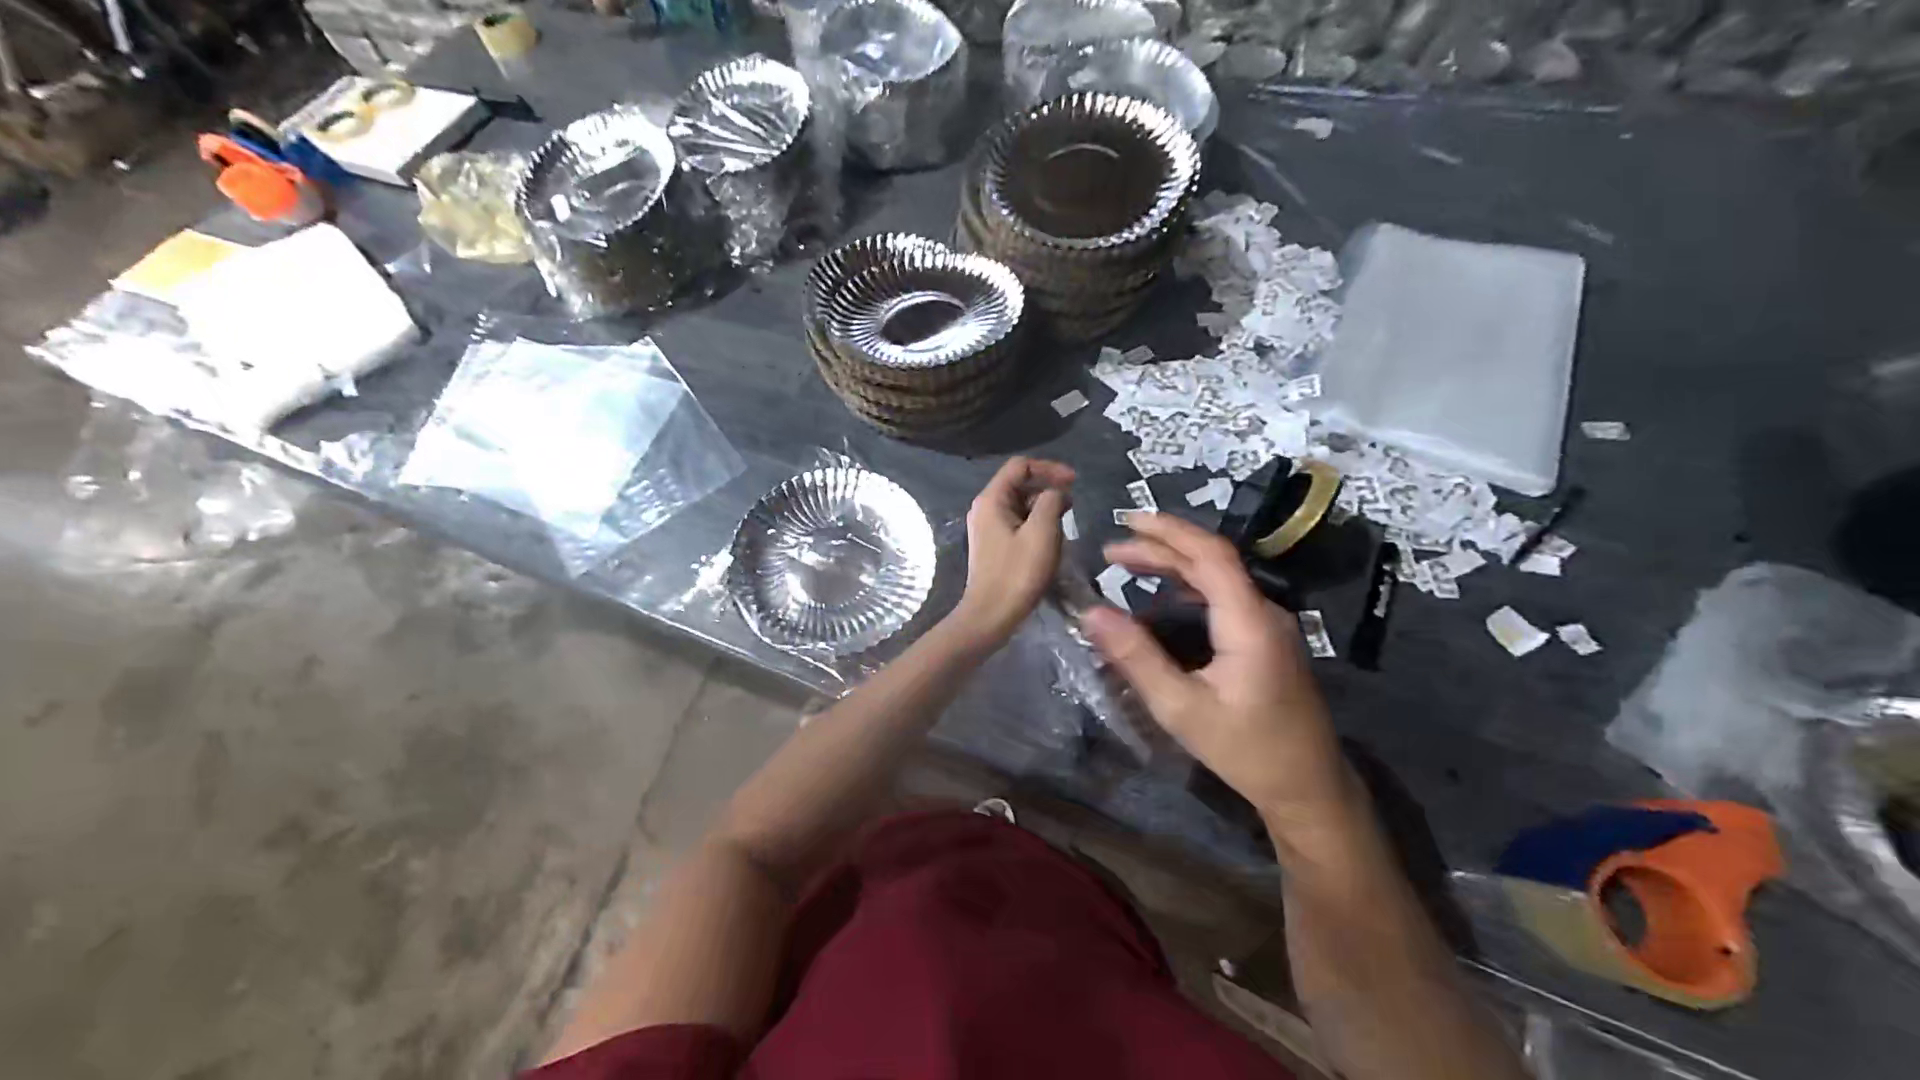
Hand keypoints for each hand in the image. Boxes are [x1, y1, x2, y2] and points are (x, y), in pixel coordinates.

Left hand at [948, 457, 1074, 646]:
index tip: (1074, 482)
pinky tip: (1050, 544)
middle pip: (1020, 485)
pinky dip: (1036, 527)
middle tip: (1073, 508)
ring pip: (1021, 506)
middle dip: (1049, 491)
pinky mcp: (994, 546)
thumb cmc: (1017, 573)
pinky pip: (1018, 525)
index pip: (1020, 465)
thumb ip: (1052, 502)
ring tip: (1064, 530)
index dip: (1050, 468)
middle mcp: (985, 508)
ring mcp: (987, 528)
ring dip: (1045, 512)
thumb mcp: (1042, 532)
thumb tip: (1056, 493)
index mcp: (991, 499)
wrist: (991, 616)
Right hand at [1082, 513, 1353, 838]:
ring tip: (1128, 567)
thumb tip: (1091, 613)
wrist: (1309, 787)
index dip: (1169, 531)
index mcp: (1248, 622)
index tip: (1127, 521)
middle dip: (1160, 548)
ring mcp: (1269, 625)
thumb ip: (1136, 657)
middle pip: (1211, 561)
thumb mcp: (1181, 708)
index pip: (1210, 554)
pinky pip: (1224, 598)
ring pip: (1218, 578)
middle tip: (1111, 552)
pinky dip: (1189, 588)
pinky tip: (1162, 602)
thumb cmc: (1246, 750)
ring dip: (1174, 566)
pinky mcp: (1266, 640)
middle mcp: (1263, 613)